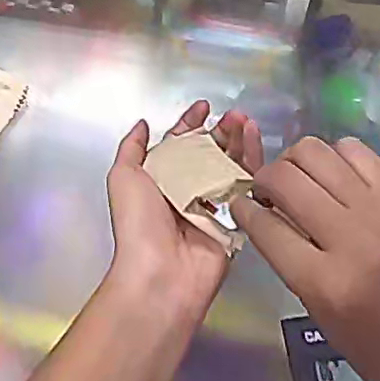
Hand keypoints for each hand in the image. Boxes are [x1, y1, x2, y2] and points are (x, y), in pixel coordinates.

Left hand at [105, 101, 263, 318]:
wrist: (159, 274)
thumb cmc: (137, 224)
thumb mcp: (123, 177)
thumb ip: (132, 148)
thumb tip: (143, 124)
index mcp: (160, 178)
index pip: (179, 144)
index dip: (191, 123)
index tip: (205, 107)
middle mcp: (186, 189)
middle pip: (208, 152)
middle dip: (222, 131)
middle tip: (236, 115)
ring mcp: (211, 205)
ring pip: (229, 166)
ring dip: (239, 142)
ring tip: (248, 123)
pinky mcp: (234, 222)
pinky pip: (246, 189)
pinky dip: (253, 165)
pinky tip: (256, 146)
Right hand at [232, 137, 379, 380]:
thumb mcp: (332, 326)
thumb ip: (296, 269)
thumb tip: (271, 222)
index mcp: (329, 286)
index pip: (264, 226)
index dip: (244, 210)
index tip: (240, 204)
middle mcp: (354, 238)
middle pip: (284, 177)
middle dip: (263, 179)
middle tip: (267, 194)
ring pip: (316, 152)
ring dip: (296, 163)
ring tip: (301, 183)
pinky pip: (356, 151)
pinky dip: (336, 158)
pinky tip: (338, 179)